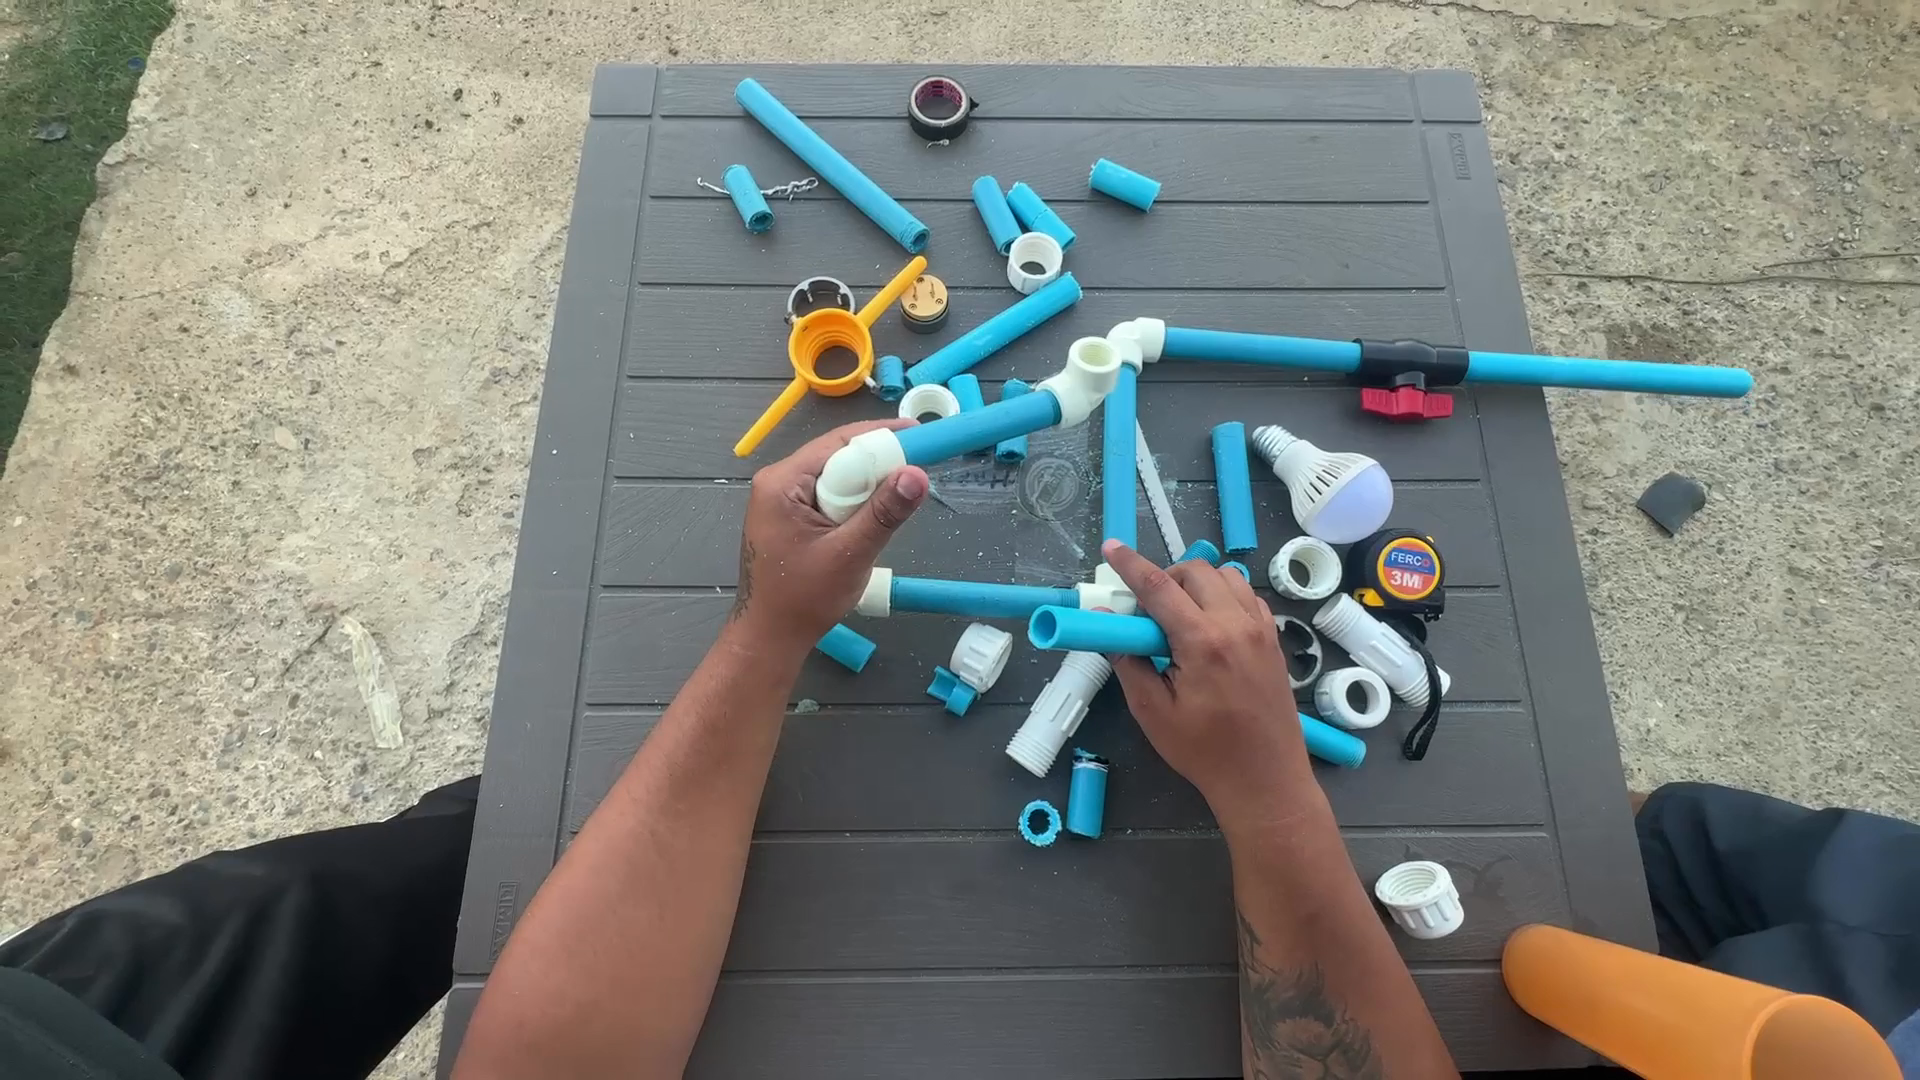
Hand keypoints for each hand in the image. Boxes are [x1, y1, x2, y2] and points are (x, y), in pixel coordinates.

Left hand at [728, 420, 927, 652]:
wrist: (770, 638)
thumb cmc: (802, 600)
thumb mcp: (849, 554)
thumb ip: (883, 514)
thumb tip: (918, 475)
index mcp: (781, 483)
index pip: (838, 443)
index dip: (881, 436)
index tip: (919, 435)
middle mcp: (777, 482)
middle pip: (836, 457)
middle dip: (877, 461)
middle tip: (918, 466)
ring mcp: (781, 500)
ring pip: (835, 476)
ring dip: (868, 484)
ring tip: (902, 490)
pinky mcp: (790, 517)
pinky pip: (829, 495)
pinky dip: (855, 501)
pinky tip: (875, 513)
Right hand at [1100, 539, 1311, 816]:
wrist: (1265, 780)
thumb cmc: (1204, 751)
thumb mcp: (1152, 711)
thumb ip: (1128, 661)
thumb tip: (1105, 623)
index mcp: (1203, 643)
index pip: (1158, 587)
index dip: (1130, 564)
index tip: (1110, 547)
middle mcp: (1236, 625)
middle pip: (1194, 571)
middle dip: (1164, 577)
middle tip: (1147, 609)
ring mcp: (1260, 630)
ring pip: (1225, 576)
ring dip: (1196, 583)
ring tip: (1179, 615)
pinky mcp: (1273, 640)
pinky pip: (1246, 596)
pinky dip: (1223, 596)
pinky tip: (1209, 624)